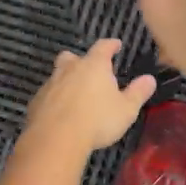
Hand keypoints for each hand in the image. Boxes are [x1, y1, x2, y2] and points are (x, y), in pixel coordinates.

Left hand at [22, 39, 156, 152]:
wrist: (56, 139)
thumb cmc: (97, 120)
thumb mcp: (126, 109)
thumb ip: (138, 92)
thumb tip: (149, 78)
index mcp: (94, 65)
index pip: (103, 46)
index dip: (111, 45)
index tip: (116, 45)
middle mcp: (70, 69)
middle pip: (73, 57)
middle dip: (80, 61)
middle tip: (89, 70)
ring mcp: (50, 85)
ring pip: (57, 76)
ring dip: (66, 81)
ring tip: (76, 95)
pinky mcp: (36, 102)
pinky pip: (47, 95)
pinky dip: (55, 100)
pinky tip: (60, 113)